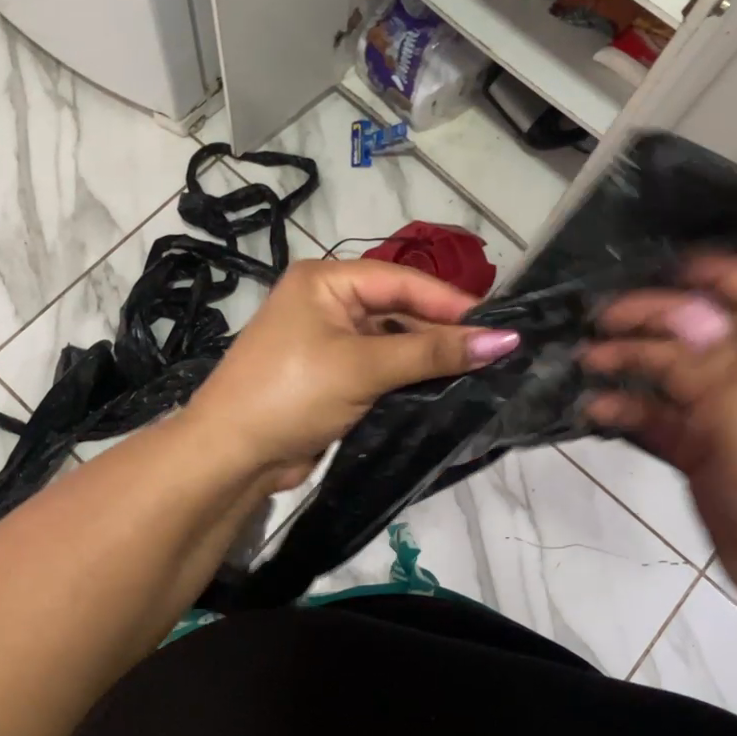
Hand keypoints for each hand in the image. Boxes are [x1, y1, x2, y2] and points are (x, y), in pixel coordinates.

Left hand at [185, 259, 519, 490]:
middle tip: (497, 353)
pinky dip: (410, 379)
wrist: (231, 455)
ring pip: (394, 342)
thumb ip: (432, 352)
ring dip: (429, 358)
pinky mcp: (333, 378)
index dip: (451, 302)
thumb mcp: (363, 366)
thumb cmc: (292, 393)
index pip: (402, 281)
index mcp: (325, 281)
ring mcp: (329, 342)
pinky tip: (447, 389)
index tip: (502, 325)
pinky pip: (382, 369)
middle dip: (443, 332)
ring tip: (483, 372)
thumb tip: (505, 339)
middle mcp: (328, 303)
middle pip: (400, 309)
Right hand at [580, 256, 736, 611]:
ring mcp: (722, 415)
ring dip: (630, 360)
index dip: (718, 273)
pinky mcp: (697, 448)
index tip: (663, 265)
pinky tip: (595, 408)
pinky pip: (655, 416)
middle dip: (652, 317)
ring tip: (587, 360)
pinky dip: (625, 408)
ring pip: (670, 371)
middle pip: (699, 330)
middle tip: (601, 318)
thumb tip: (681, 309)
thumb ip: (714, 372)